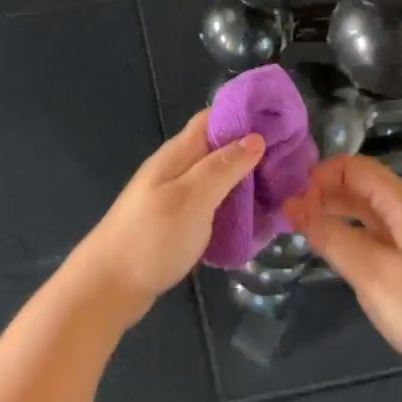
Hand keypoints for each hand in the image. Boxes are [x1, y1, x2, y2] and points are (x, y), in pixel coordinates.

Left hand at [66, 110, 265, 326]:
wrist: (109, 286)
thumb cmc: (151, 238)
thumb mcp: (192, 198)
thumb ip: (222, 168)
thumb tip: (255, 137)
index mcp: (178, 154)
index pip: (213, 118)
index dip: (245, 115)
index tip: (282, 122)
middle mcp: (176, 169)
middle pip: (217, 148)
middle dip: (252, 151)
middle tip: (292, 164)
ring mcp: (174, 196)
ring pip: (215, 178)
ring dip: (244, 181)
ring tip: (281, 191)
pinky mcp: (175, 223)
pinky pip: (210, 205)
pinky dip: (232, 207)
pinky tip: (253, 221)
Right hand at [284, 156, 401, 369]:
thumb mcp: (370, 271)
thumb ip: (329, 234)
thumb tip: (292, 205)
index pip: (352, 166)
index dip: (319, 177)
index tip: (292, 203)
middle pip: (359, 184)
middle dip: (323, 194)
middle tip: (290, 218)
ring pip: (367, 208)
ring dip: (335, 214)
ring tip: (304, 232)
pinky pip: (377, 231)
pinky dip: (352, 233)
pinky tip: (336, 252)